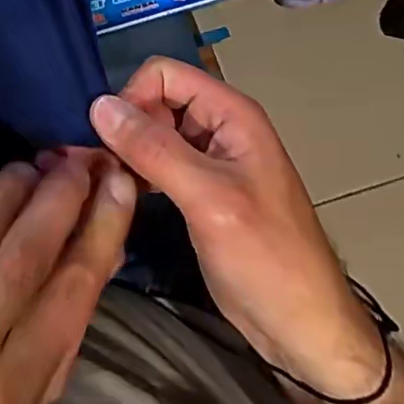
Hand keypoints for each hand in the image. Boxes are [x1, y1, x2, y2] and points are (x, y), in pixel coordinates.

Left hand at [0, 150, 137, 403]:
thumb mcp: (46, 373)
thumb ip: (78, 306)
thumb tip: (111, 225)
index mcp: (15, 380)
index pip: (69, 295)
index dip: (100, 229)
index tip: (119, 182)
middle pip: (19, 261)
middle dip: (57, 200)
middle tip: (76, 164)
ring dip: (7, 191)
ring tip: (31, 168)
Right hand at [90, 57, 386, 398]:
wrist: (303, 329)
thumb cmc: (267, 260)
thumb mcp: (207, 198)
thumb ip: (153, 148)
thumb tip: (100, 105)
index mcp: (231, 113)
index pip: (164, 74)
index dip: (133, 98)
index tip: (112, 140)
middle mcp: (218, 126)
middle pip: (156, 99)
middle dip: (126, 125)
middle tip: (104, 166)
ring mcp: (209, 158)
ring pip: (153, 131)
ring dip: (128, 149)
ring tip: (109, 181)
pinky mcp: (198, 188)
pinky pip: (158, 161)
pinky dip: (137, 170)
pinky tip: (124, 193)